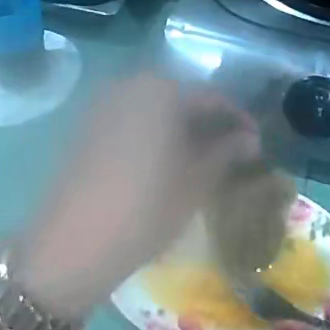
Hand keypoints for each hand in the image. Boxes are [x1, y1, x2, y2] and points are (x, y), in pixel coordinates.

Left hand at [20, 74, 259, 316]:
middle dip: (208, 123)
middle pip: (181, 99)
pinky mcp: (86, 127)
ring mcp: (103, 104)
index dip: (238, 120)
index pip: (212, 98)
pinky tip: (164, 164)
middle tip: (231, 154)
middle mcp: (130, 85)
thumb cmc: (145, 208)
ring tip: (201, 162)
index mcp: (160, 90)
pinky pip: (131, 121)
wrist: (72, 244)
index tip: (257, 144)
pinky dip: (152, 135)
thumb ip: (226, 152)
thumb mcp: (196, 182)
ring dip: (180, 129)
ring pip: (154, 110)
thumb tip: (248, 138)